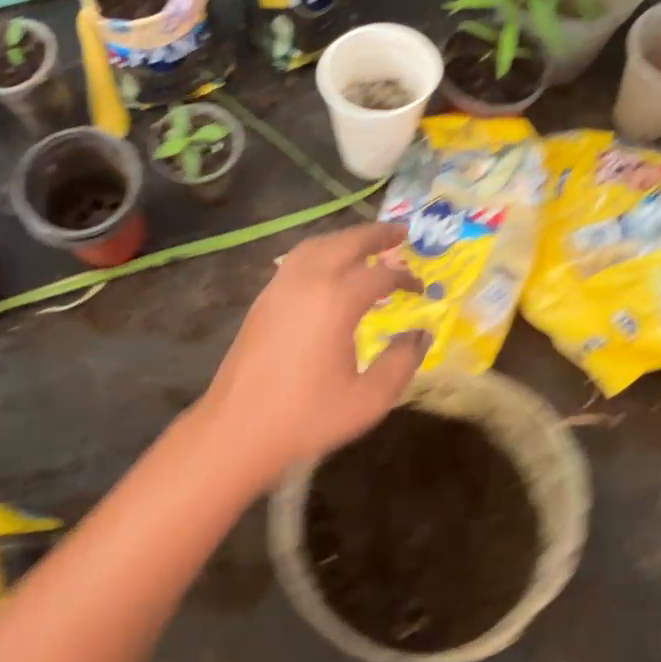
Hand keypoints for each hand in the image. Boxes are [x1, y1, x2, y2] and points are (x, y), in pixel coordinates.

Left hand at [192, 223, 427, 477]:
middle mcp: (305, 282)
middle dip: (375, 235)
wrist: (238, 428)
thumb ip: (401, 362)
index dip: (405, 277)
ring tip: (366, 246)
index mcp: (335, 301)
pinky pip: (295, 261)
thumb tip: (421, 334)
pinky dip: (320, 253)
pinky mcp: (262, 300)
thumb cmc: (307, 417)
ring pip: (315, 246)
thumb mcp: (369, 399)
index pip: (380, 274)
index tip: (422, 289)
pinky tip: (328, 271)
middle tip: (400, 233)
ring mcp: (278, 288)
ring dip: (344, 239)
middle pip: (345, 242)